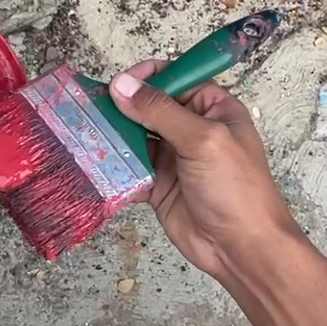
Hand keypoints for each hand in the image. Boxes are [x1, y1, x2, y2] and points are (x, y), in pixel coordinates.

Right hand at [107, 62, 296, 280]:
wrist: (240, 248)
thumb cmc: (236, 189)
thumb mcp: (202, 140)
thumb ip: (160, 111)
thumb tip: (122, 85)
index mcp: (212, 109)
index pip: (175, 79)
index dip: (147, 77)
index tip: (120, 83)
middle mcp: (190, 129)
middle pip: (149, 107)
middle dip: (122, 107)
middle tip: (92, 108)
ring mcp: (172, 158)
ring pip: (134, 137)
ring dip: (113, 136)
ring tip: (86, 133)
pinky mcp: (156, 185)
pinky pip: (129, 168)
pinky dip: (113, 166)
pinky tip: (95, 162)